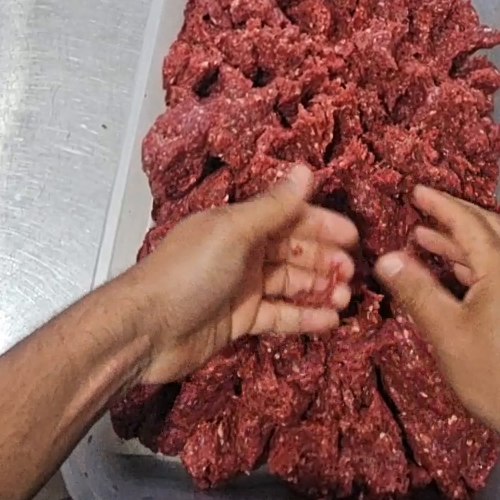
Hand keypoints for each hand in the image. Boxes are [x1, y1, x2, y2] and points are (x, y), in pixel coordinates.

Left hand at [120, 164, 358, 384]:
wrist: (146, 329)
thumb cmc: (188, 272)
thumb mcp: (235, 232)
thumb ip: (274, 206)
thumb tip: (306, 170)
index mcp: (239, 223)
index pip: (289, 217)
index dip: (321, 224)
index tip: (352, 237)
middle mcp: (243, 250)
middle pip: (293, 250)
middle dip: (324, 259)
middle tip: (353, 273)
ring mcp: (242, 286)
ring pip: (290, 282)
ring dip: (318, 287)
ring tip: (345, 297)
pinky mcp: (239, 320)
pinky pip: (280, 315)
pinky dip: (304, 316)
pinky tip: (329, 320)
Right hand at [373, 187, 499, 450]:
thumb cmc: (497, 376)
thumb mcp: (447, 333)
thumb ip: (417, 291)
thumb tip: (386, 257)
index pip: (468, 222)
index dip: (440, 204)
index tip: (415, 191)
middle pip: (487, 228)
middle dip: (453, 214)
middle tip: (422, 206)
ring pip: (493, 252)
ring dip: (460, 241)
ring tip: (426, 239)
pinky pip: (498, 272)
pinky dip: (471, 263)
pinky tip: (453, 278)